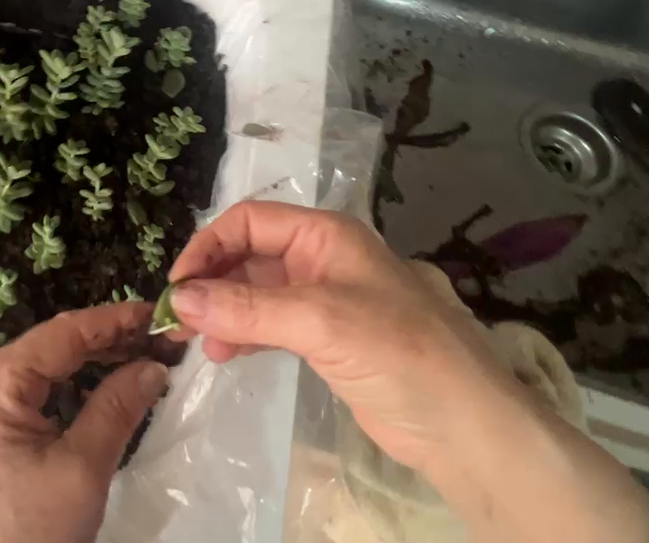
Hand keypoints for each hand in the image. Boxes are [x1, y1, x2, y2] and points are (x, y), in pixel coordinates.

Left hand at [0, 301, 169, 542]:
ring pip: (56, 363)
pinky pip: (48, 387)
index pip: (65, 331)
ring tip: (148, 353)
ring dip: (101, 357)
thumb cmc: (31, 532)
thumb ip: (117, 409)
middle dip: (112, 338)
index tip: (160, 313)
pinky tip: (116, 380)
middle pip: (60, 342)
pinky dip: (83, 382)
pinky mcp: (1, 423)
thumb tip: (156, 365)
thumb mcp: (81, 470)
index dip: (115, 318)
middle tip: (163, 338)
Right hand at [166, 201, 648, 542]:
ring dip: (225, 311)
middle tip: (178, 318)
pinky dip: (245, 334)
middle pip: (250, 254)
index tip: (179, 285)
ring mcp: (326, 299)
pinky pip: (273, 323)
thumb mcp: (318, 321)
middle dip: (212, 281)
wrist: (470, 427)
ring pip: (258, 291)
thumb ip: (245, 308)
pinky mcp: (329, 338)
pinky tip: (226, 354)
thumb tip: (180, 299)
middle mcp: (323, 257)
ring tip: (197, 343)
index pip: (250, 221)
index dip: (209, 246)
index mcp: (326, 234)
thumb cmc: (400, 352)